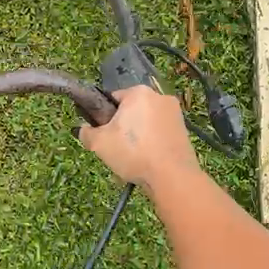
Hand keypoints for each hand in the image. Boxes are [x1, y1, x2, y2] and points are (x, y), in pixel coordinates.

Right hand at [79, 84, 201, 189]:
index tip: (103, 135)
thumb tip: (84, 129)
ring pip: (146, 125)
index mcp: (139, 92)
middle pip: (131, 112)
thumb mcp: (99, 143)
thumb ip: (86, 133)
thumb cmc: (133, 153)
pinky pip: (159, 135)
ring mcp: (175, 114)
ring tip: (131, 161)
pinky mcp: (184, 131)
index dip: (104, 118)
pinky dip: (151, 146)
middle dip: (122, 129)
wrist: (172, 176)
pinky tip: (146, 164)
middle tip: (115, 150)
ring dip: (137, 140)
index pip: (113, 99)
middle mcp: (160, 97)